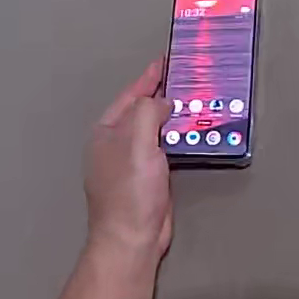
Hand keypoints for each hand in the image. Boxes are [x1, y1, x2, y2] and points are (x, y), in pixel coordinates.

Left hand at [84, 61, 172, 261]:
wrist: (131, 238)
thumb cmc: (129, 189)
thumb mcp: (136, 140)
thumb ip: (147, 112)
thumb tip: (163, 103)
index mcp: (106, 132)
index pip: (130, 96)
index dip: (148, 78)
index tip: (166, 61)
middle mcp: (115, 145)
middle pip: (142, 111)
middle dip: (162, 94)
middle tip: (186, 78)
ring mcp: (131, 163)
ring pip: (154, 131)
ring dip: (172, 117)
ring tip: (193, 101)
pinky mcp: (148, 179)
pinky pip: (164, 149)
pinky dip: (177, 138)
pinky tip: (190, 133)